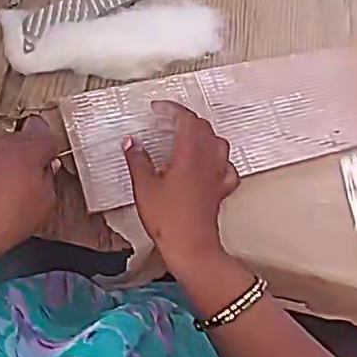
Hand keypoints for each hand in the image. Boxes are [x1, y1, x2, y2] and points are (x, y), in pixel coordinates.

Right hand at [122, 101, 239, 267]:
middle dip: (184, 118)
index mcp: (189, 154)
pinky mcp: (221, 189)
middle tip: (165, 119)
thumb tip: (131, 142)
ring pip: (217, 142)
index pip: (185, 120)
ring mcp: (218, 174)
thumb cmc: (168, 219)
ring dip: (201, 133)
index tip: (157, 108)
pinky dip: (216, 156)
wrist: (192, 248)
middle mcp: (208, 160)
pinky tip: (207, 162)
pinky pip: (225, 164)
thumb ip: (137, 160)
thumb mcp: (144, 186)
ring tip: (184, 134)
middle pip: (202, 127)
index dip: (171, 109)